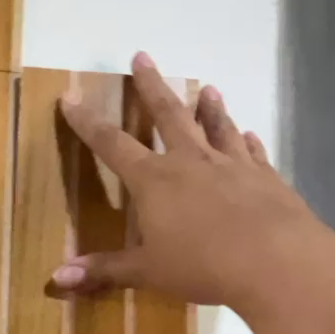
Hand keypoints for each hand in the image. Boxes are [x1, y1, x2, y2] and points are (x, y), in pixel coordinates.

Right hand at [51, 52, 334, 317]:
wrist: (276, 261)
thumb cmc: (202, 265)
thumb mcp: (147, 271)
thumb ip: (105, 269)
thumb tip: (58, 277)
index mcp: (154, 180)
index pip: (111, 144)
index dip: (87, 123)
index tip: (71, 97)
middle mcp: (190, 161)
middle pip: (167, 115)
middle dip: (151, 86)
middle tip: (142, 57)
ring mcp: (231, 165)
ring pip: (216, 126)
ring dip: (209, 107)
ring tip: (207, 88)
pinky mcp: (265, 177)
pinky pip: (253, 152)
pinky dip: (247, 141)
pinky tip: (249, 134)